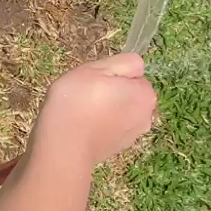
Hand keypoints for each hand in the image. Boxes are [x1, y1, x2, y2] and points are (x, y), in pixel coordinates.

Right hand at [29, 52, 156, 169]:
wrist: (63, 145)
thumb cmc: (76, 101)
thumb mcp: (94, 69)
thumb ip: (122, 62)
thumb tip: (136, 66)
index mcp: (144, 93)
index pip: (132, 74)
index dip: (111, 76)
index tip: (92, 82)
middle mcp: (147, 114)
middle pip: (128, 94)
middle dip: (111, 93)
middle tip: (84, 96)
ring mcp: (134, 134)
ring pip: (120, 111)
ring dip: (106, 110)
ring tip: (81, 113)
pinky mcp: (119, 147)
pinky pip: (112, 127)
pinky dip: (100, 126)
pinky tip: (82, 128)